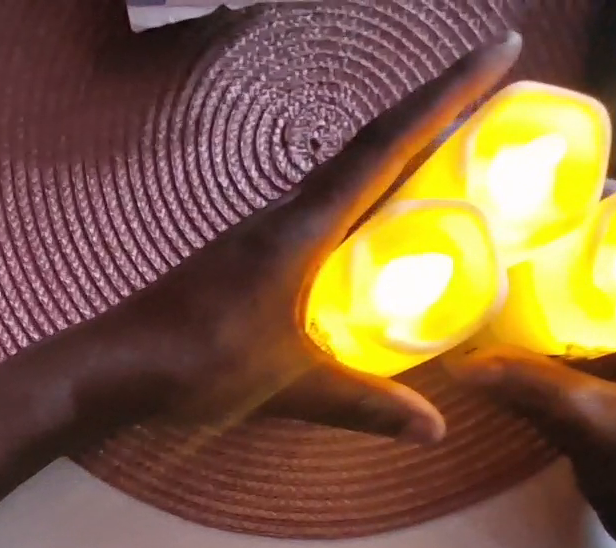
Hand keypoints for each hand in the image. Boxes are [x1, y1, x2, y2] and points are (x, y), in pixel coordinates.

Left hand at [61, 34, 521, 444]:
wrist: (114, 365)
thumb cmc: (198, 366)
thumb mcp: (287, 386)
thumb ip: (360, 403)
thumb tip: (435, 430)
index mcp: (299, 230)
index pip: (384, 147)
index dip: (447, 96)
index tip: (500, 49)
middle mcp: (277, 218)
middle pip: (362, 154)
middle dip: (427, 123)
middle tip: (487, 109)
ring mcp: (250, 236)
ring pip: (331, 185)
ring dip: (384, 166)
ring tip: (436, 170)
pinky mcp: (234, 259)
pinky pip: (307, 217)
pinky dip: (347, 210)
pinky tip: (356, 239)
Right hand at [447, 70, 615, 547]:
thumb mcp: (608, 436)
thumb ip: (541, 397)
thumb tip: (464, 362)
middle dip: (602, 192)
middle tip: (540, 175)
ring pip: (607, 278)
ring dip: (567, 249)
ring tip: (512, 226)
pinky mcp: (615, 373)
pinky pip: (577, 323)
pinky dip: (543, 306)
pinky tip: (501, 305)